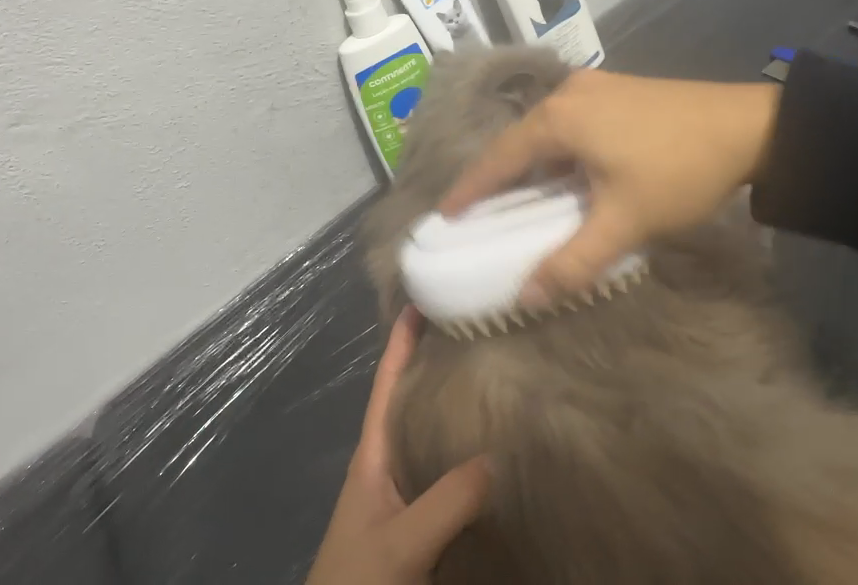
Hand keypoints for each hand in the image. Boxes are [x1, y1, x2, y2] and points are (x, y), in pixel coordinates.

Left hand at [306, 308, 491, 584]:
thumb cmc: (357, 578)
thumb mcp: (400, 540)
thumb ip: (445, 501)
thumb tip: (499, 455)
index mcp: (373, 454)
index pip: (387, 384)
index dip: (402, 341)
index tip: (424, 299)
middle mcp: (389, 465)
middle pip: (414, 403)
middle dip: (440, 365)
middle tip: (481, 332)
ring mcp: (404, 494)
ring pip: (434, 437)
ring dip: (458, 408)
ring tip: (499, 378)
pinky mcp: (421, 522)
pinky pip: (449, 474)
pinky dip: (471, 454)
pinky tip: (500, 452)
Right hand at [439, 68, 780, 302]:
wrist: (751, 126)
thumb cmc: (679, 170)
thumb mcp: (626, 222)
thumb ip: (574, 260)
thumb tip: (525, 297)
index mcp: (558, 119)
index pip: (498, 158)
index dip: (470, 188)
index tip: (445, 214)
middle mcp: (568, 94)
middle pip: (518, 140)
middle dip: (497, 177)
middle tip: (479, 212)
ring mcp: (595, 86)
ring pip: (545, 131)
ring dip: (530, 164)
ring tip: (518, 197)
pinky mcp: (618, 90)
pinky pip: (570, 123)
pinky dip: (557, 151)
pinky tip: (564, 173)